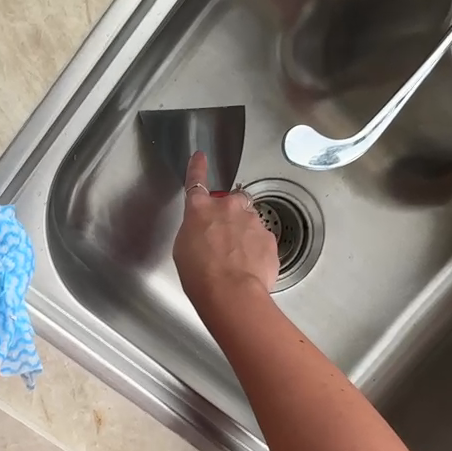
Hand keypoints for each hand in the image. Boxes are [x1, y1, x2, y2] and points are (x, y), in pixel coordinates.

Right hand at [173, 151, 277, 308]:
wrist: (231, 293)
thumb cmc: (201, 276)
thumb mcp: (182, 250)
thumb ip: (193, 231)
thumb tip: (202, 231)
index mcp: (200, 209)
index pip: (196, 181)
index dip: (197, 168)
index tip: (200, 157)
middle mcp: (228, 208)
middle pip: (231, 202)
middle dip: (229, 216)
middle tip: (223, 240)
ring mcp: (251, 221)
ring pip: (249, 222)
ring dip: (244, 236)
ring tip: (235, 262)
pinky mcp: (269, 238)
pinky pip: (261, 241)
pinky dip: (256, 252)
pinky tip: (247, 269)